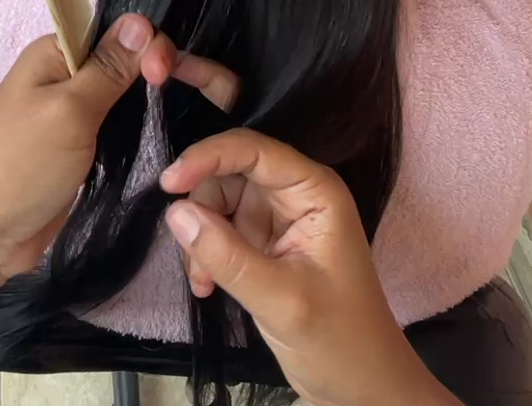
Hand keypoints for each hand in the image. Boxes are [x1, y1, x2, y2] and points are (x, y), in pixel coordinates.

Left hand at [0, 14, 237, 282]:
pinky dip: (136, 132)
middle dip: (151, 73)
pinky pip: (115, 129)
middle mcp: (63, 76)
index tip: (165, 74)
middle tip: (180, 95)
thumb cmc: (19, 164)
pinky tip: (165, 136)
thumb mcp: (69, 110)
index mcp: (55, 52)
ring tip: (181, 114)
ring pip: (122, 97)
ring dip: (146, 104)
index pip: (115, 30)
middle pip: (122, 61)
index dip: (146, 43)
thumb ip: (108, 69)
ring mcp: (70, 115)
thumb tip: (141, 19)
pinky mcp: (78, 151)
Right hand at [159, 131, 458, 405]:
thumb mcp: (282, 301)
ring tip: (201, 279)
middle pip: (228, 172)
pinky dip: (204, 253)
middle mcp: (293, 193)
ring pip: (216, 199)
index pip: (252, 150)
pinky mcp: (261, 241)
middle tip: (187, 246)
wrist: (363, 392)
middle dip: (201, 206)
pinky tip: (205, 286)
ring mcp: (275, 216)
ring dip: (200, 236)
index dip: (207, 156)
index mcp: (313, 191)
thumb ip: (228, 256)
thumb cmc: (340, 342)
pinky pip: (217, 228)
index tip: (169, 183)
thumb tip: (175, 212)